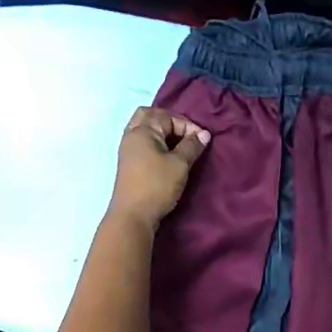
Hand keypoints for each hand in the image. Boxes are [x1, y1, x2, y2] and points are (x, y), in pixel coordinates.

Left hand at [108, 107, 210, 227]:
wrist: (132, 215)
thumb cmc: (157, 186)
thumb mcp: (179, 165)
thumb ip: (192, 146)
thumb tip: (204, 134)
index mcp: (142, 131)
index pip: (167, 116)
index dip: (187, 126)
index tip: (202, 141)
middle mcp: (131, 135)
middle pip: (149, 116)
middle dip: (170, 121)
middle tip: (186, 135)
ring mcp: (128, 150)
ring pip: (144, 129)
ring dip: (162, 133)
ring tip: (179, 146)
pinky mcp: (129, 163)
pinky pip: (143, 143)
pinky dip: (156, 143)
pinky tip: (167, 155)